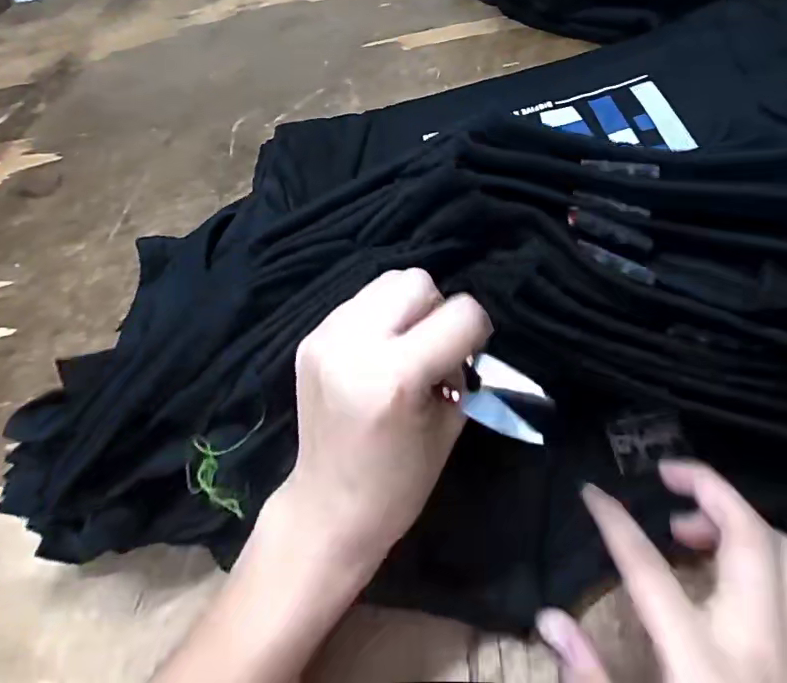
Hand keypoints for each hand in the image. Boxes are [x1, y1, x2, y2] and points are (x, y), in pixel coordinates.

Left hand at [280, 268, 490, 565]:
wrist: (328, 506)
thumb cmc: (400, 480)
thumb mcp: (449, 424)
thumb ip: (459, 368)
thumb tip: (460, 333)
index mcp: (395, 376)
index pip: (461, 313)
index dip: (476, 332)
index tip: (468, 357)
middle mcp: (355, 344)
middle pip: (417, 281)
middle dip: (437, 310)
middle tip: (433, 349)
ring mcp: (326, 338)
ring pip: (386, 282)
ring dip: (405, 308)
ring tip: (402, 347)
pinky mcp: (310, 338)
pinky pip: (359, 303)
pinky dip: (378, 319)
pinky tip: (375, 354)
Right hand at [537, 461, 786, 682]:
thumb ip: (591, 679)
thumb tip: (549, 619)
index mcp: (702, 663)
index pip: (646, 566)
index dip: (613, 521)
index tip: (591, 492)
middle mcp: (761, 647)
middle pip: (748, 535)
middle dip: (707, 488)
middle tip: (667, 480)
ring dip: (741, 523)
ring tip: (694, 533)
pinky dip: (768, 559)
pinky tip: (735, 580)